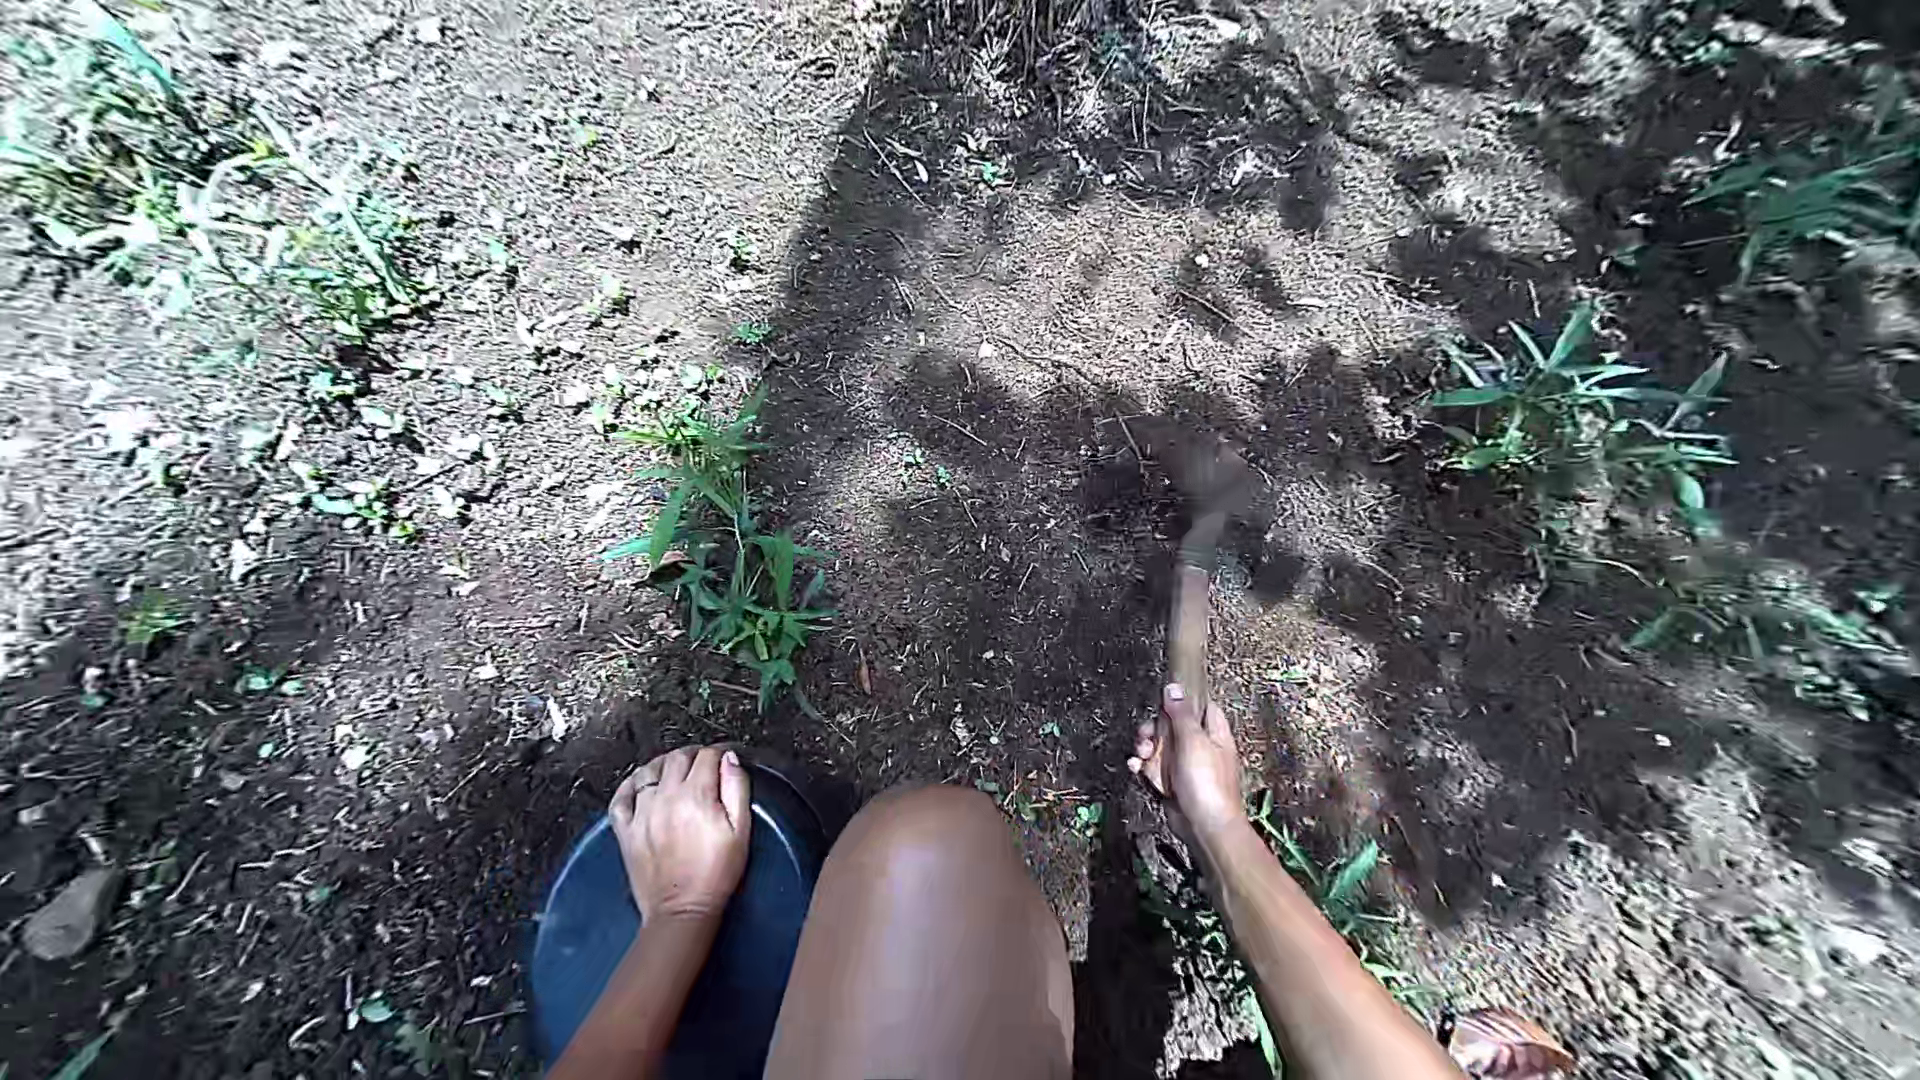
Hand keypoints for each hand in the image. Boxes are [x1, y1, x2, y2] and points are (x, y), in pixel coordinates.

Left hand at [609, 745, 751, 922]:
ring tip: (677, 772)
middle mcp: (666, 799)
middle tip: (705, 765)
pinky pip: (621, 796)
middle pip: (678, 758)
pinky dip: (631, 784)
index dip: (720, 753)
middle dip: (694, 755)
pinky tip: (644, 784)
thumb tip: (729, 758)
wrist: (682, 912)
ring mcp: (641, 814)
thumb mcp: (741, 829)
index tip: (725, 760)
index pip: (707, 756)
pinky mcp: (625, 831)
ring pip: (649, 771)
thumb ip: (737, 787)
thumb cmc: (717, 872)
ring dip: (666, 765)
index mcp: (697, 796)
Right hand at [1128, 683, 1245, 845]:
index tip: (1164, 700)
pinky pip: (1152, 766)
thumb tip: (1174, 688)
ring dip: (1145, 748)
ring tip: (1143, 756)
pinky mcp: (1171, 780)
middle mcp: (1199, 746)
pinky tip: (1137, 768)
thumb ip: (1181, 713)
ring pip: (1158, 744)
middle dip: (1153, 728)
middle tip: (1148, 735)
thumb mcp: (1193, 741)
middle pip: (1171, 724)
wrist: (1204, 827)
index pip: (1200, 705)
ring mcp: (1185, 764)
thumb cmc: (1206, 783)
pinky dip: (1143, 766)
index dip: (1183, 700)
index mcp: (1213, 733)